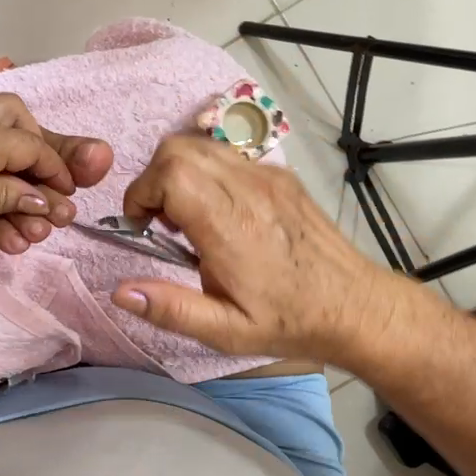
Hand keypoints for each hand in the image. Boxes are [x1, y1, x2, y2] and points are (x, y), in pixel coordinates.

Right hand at [108, 133, 420, 363]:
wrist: (356, 306)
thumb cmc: (287, 320)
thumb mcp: (223, 331)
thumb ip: (169, 309)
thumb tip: (119, 292)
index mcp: (230, 226)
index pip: (169, 174)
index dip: (141, 195)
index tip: (142, 228)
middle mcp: (248, 189)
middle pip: (177, 149)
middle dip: (152, 180)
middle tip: (158, 222)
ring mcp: (268, 177)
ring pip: (200, 144)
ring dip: (176, 173)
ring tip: (184, 216)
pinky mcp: (280, 177)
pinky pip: (225, 154)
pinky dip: (203, 172)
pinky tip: (214, 211)